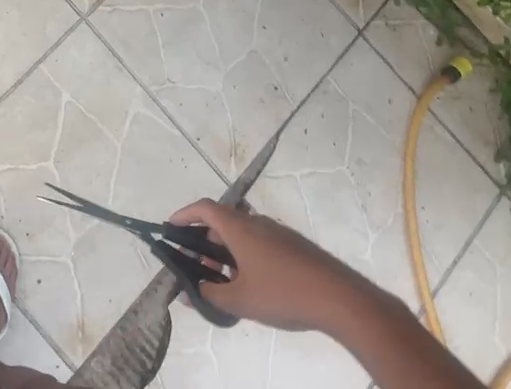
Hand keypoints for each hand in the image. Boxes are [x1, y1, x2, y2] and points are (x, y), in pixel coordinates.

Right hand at [168, 199, 364, 332]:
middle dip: (205, 241)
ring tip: (223, 280)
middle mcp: (257, 223)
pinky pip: (260, 243)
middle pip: (223, 221)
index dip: (184, 214)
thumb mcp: (241, 301)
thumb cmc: (283, 294)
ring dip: (226, 251)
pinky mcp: (294, 246)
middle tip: (197, 266)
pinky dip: (246, 256)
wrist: (340, 297)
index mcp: (239, 228)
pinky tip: (252, 285)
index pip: (204, 209)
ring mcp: (278, 233)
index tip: (170, 227)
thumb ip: (211, 295)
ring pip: (243, 234)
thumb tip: (190, 293)